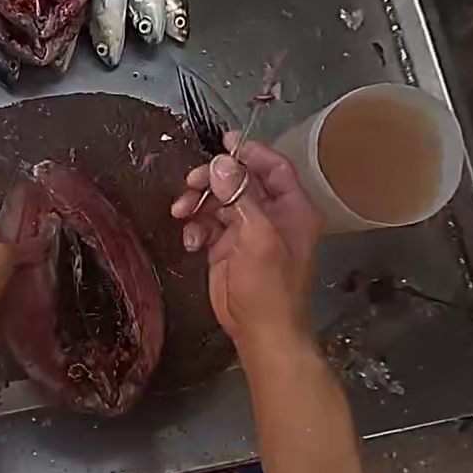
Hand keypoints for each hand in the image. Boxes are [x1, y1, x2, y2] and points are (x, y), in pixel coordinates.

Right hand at [170, 133, 321, 356]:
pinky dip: (195, 228)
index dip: (250, 152)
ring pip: (218, 201)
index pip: (272, 168)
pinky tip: (191, 242)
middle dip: (211, 181)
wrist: (260, 331)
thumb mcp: (258, 238)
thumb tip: (220, 163)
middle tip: (190, 184)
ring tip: (181, 214)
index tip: (224, 141)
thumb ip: (241, 198)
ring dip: (197, 204)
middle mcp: (270, 215)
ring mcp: (246, 232)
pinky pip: (206, 225)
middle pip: (238, 182)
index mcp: (290, 209)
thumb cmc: (270, 288)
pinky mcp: (225, 248)